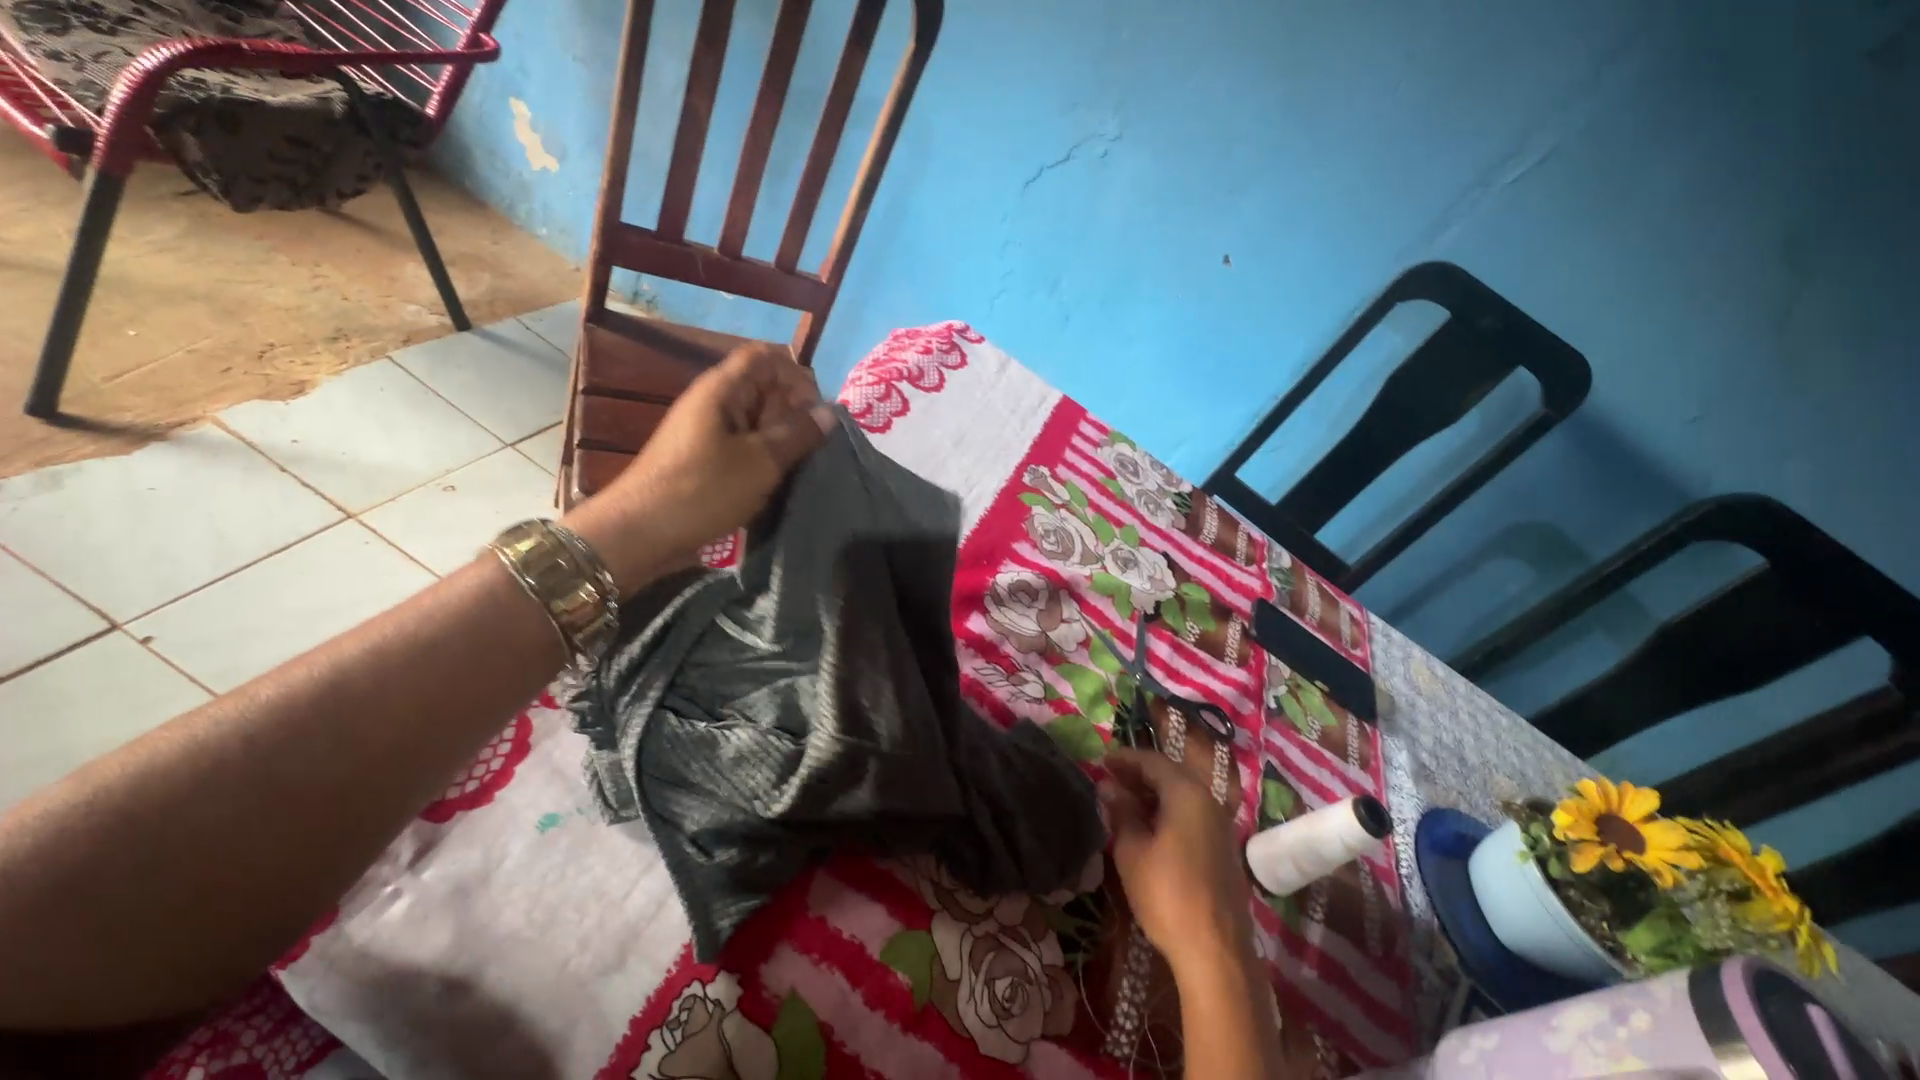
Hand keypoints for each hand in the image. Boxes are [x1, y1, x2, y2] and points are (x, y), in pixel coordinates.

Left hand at [563, 344, 832, 593]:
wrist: (639, 534)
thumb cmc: (702, 490)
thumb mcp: (760, 462)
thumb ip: (798, 434)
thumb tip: (829, 412)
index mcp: (722, 389)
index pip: (766, 357)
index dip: (796, 375)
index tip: (816, 412)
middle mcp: (713, 403)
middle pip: (764, 388)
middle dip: (794, 412)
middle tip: (812, 447)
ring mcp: (706, 433)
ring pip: (756, 421)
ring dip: (781, 440)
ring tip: (799, 467)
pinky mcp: (704, 460)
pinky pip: (744, 447)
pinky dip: (764, 459)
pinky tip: (776, 483)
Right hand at [1100, 747, 1253, 980]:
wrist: (1215, 949)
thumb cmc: (1166, 894)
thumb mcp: (1132, 851)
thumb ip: (1122, 813)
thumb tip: (1109, 787)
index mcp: (1188, 794)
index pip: (1154, 762)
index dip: (1126, 759)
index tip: (1101, 761)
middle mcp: (1210, 802)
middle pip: (1173, 775)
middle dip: (1141, 774)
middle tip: (1111, 780)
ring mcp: (1221, 826)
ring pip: (1185, 796)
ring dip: (1155, 793)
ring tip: (1125, 802)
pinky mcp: (1223, 849)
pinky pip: (1193, 814)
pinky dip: (1170, 811)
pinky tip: (1151, 826)